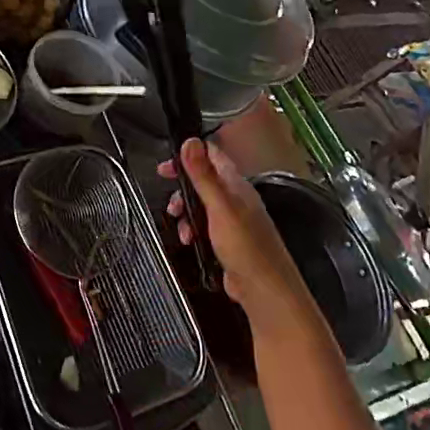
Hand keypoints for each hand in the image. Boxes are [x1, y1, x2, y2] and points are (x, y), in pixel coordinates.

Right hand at [157, 138, 306, 309]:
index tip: (166, 166)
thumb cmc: (246, 247)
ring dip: (185, 211)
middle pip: (202, 180)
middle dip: (182, 188)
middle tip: (171, 201)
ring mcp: (232, 218)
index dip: (188, 155)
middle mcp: (236, 198)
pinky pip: (203, 224)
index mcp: (236, 185)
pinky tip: (190, 239)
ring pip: (200, 203)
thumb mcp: (219, 206)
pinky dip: (192, 228)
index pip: (212, 155)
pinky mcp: (226, 237)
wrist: (262, 287)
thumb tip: (190, 143)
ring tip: (180, 223)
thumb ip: (203, 175)